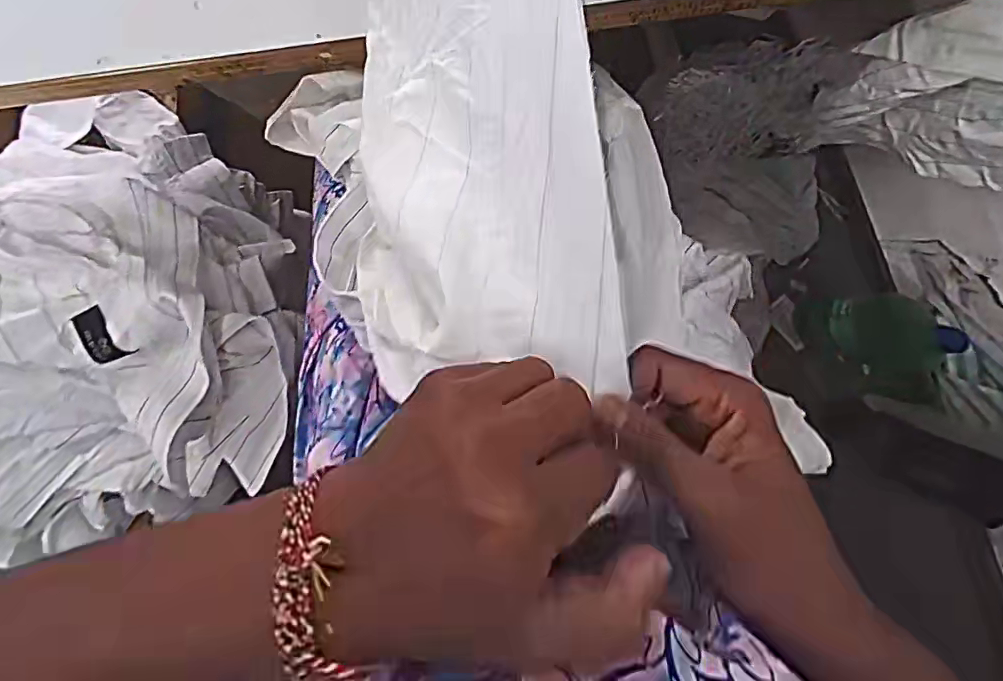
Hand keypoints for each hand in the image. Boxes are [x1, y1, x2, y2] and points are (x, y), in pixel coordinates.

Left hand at [314, 358, 668, 673]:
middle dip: (575, 435)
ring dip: (544, 406)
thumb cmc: (440, 599)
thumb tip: (657, 557)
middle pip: (579, 405)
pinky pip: (506, 367)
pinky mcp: (440, 384)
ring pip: (546, 376)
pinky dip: (509, 392)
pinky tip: (487, 427)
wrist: (345, 559)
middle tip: (548, 464)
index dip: (593, 483)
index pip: (602, 465)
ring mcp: (465, 408)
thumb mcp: (528, 635)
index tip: (568, 500)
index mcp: (525, 516)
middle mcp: (498, 451)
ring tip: (521, 440)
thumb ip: (609, 611)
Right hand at [598, 347, 955, 680]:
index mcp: (730, 397)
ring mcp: (707, 439)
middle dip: (618, 418)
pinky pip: (653, 451)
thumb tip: (599, 405)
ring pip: (646, 422)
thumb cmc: (774, 561)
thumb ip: (652, 446)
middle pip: (647, 390)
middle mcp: (717, 407)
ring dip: (623, 445)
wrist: (811, 625)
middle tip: (587, 454)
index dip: (621, 389)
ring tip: (598, 474)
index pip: (654, 365)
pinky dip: (634, 466)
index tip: (588, 424)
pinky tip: (619, 488)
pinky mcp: (697, 469)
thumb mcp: (708, 498)